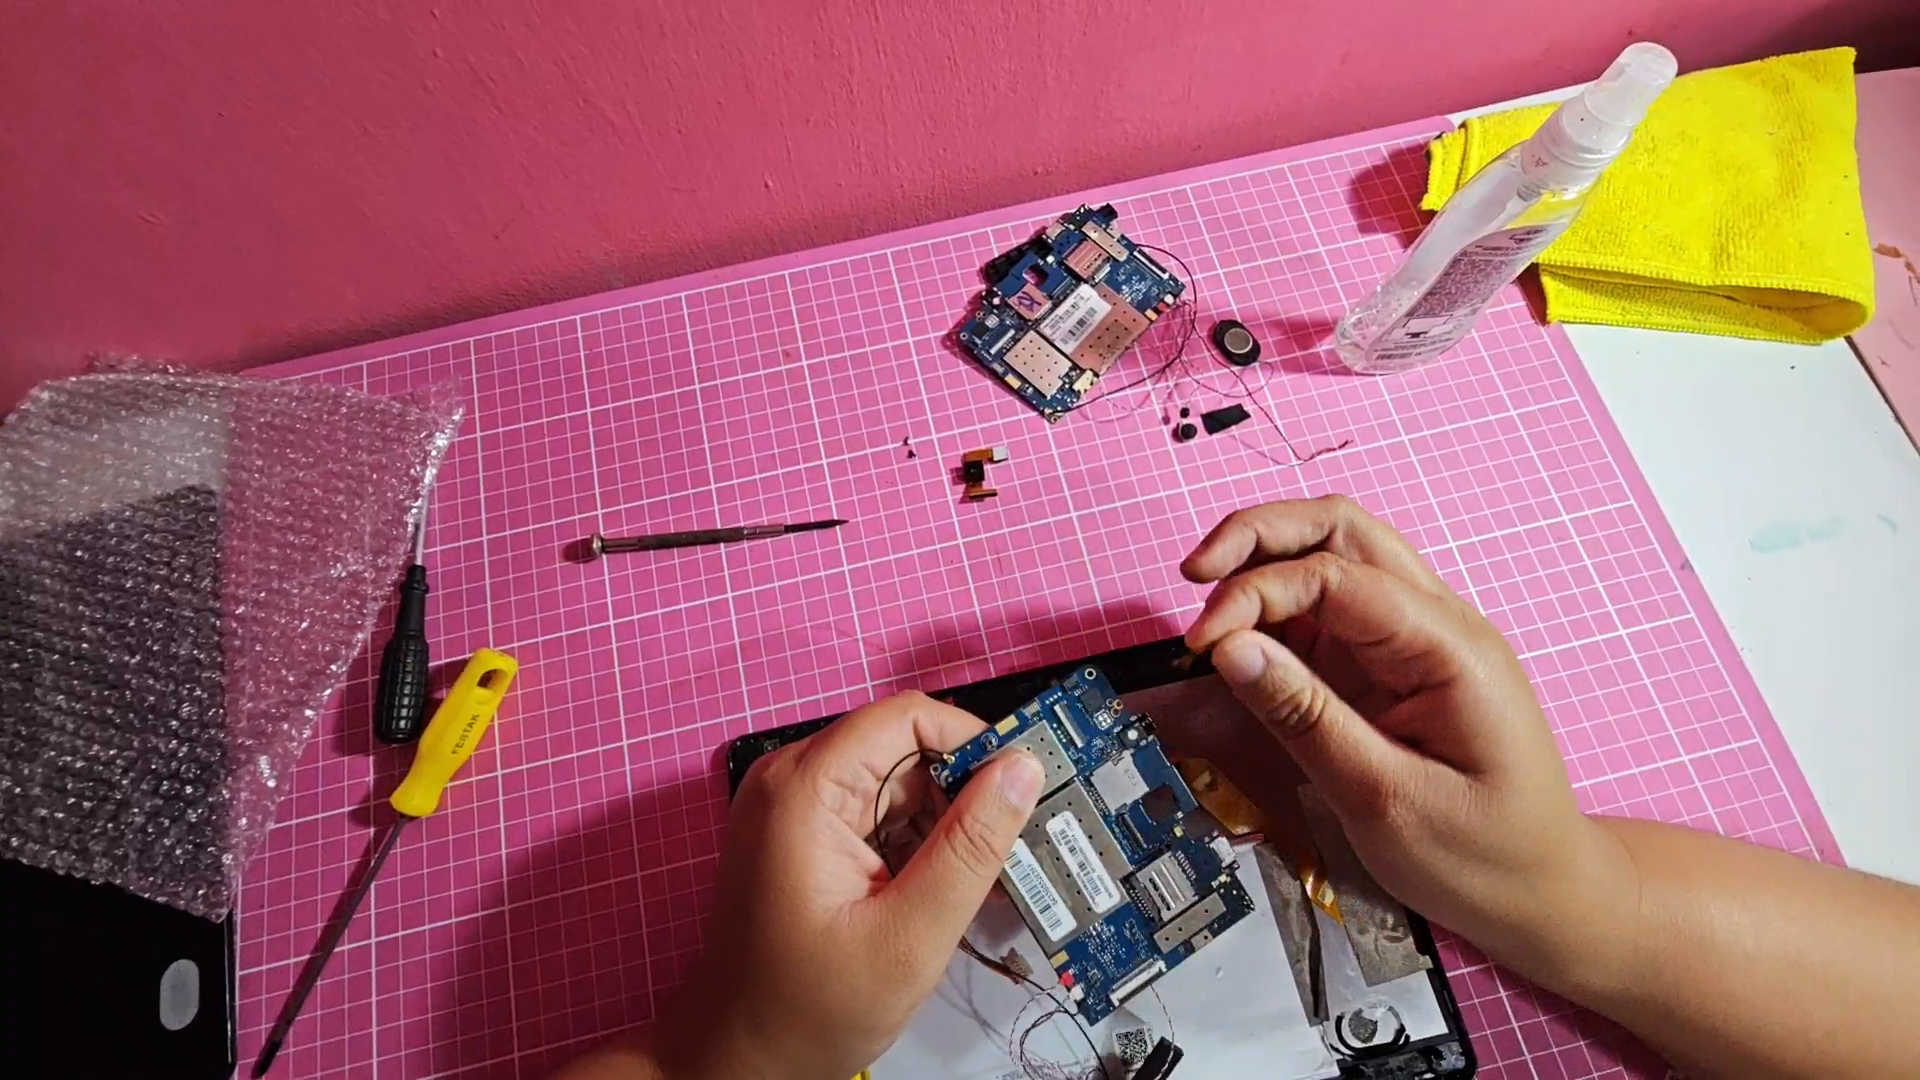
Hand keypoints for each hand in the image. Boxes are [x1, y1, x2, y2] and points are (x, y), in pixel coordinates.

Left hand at [644, 693, 1044, 1079]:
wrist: (738, 1060)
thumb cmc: (809, 1009)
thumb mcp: (909, 936)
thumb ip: (970, 848)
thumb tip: (1021, 771)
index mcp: (806, 785)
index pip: (907, 717)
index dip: (969, 741)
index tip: (1015, 788)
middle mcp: (794, 775)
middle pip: (903, 745)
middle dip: (958, 791)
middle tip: (997, 849)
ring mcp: (795, 799)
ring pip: (896, 776)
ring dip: (939, 820)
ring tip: (965, 880)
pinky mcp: (803, 823)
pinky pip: (876, 804)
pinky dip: (913, 835)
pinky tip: (930, 883)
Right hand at [1180, 496, 1630, 977]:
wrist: (1545, 891)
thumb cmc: (1483, 856)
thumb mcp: (1386, 799)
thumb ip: (1305, 716)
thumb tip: (1228, 648)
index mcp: (1449, 647)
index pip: (1334, 577)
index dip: (1255, 594)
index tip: (1203, 643)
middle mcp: (1431, 620)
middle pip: (1337, 528)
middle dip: (1256, 535)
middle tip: (1196, 572)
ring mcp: (1405, 632)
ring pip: (1327, 549)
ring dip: (1260, 558)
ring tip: (1207, 597)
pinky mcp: (1379, 654)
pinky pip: (1318, 601)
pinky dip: (1269, 603)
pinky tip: (1237, 631)